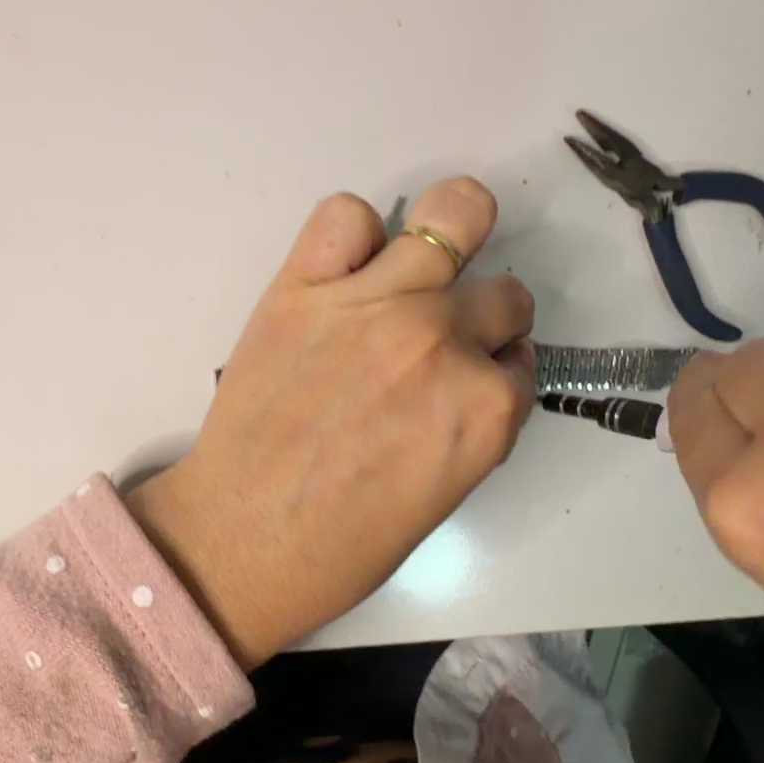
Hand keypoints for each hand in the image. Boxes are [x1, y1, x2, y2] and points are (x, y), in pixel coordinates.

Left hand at [128, 178, 534, 669]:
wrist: (241, 544)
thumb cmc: (342, 547)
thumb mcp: (441, 494)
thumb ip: (469, 426)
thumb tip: (474, 380)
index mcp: (485, 410)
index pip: (522, 364)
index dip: (498, 374)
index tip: (470, 385)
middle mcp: (441, 344)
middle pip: (503, 295)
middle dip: (485, 322)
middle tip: (442, 346)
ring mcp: (372, 306)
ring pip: (454, 215)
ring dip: (454, 240)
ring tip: (425, 268)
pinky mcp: (302, 289)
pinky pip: (347, 215)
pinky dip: (356, 234)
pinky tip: (350, 269)